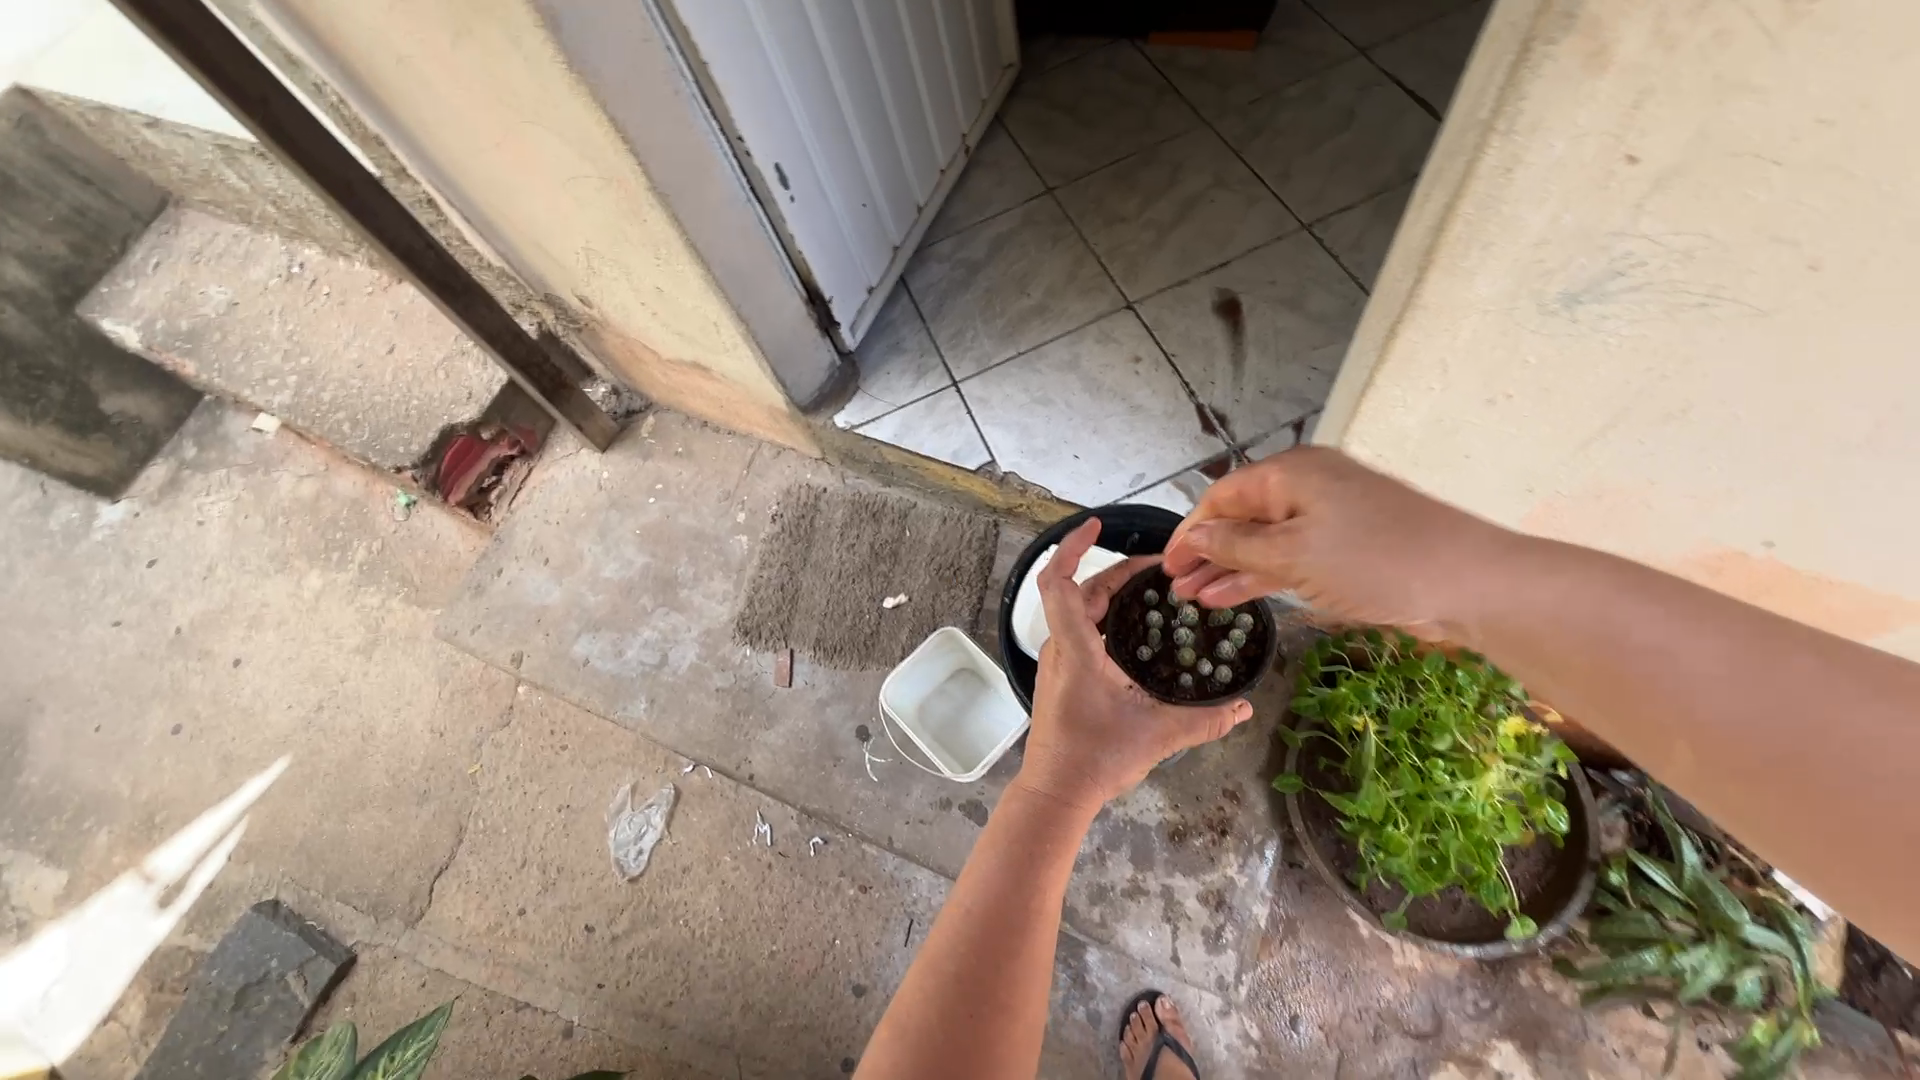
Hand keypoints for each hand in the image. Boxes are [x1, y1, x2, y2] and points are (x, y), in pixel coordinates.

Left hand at [1017, 519, 1253, 811]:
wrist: (1056, 791)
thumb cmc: (1095, 759)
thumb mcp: (1156, 735)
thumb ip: (1204, 720)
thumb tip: (1243, 708)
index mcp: (1075, 649)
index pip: (1058, 583)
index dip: (1072, 547)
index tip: (1095, 525)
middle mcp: (1062, 648)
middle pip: (1080, 590)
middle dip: (1116, 571)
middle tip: (1159, 567)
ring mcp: (1060, 661)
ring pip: (1080, 610)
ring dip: (1110, 592)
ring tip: (1153, 589)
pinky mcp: (1064, 675)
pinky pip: (1082, 629)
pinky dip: (1105, 615)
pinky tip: (1136, 626)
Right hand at [1161, 447, 1518, 641]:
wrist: (1469, 582)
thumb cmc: (1375, 560)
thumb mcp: (1293, 555)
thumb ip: (1236, 546)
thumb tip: (1195, 538)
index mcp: (1291, 473)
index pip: (1222, 497)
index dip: (1189, 532)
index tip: (1165, 566)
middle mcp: (1305, 487)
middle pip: (1240, 519)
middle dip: (1205, 553)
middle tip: (1175, 587)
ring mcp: (1327, 518)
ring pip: (1263, 541)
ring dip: (1228, 569)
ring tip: (1195, 598)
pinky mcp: (1344, 547)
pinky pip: (1288, 557)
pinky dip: (1260, 576)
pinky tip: (1232, 596)